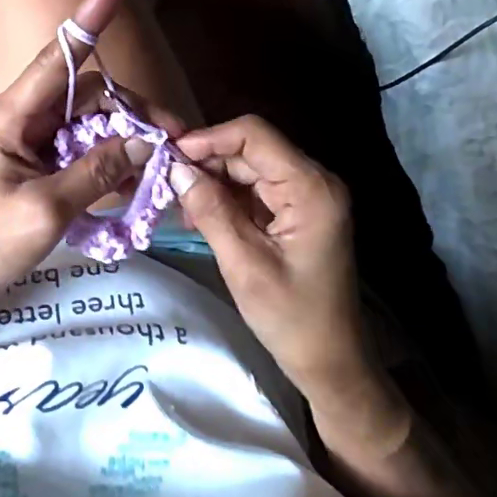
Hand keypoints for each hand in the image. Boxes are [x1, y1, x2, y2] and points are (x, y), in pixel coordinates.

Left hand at [0, 0, 153, 313]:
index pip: (57, 58)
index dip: (87, 19)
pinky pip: (88, 143)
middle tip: (171, 141)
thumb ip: (97, 170)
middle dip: (131, 110)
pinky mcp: (47, 156)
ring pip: (94, 118)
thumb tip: (145, 142)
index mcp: (12, 116)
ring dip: (126, 137)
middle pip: (89, 93)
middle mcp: (26, 116)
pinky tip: (134, 180)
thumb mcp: (47, 208)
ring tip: (156, 169)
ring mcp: (37, 136)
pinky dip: (113, 156)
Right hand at [169, 117, 389, 424]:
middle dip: (205, 161)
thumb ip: (210, 210)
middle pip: (249, 149)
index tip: (170, 155)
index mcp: (310, 188)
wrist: (330, 361)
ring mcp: (305, 196)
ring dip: (211, 180)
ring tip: (179, 204)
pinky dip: (223, 196)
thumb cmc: (291, 316)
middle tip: (166, 182)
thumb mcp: (243, 263)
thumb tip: (175, 169)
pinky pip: (252, 188)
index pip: (254, 135)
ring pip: (246, 167)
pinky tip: (199, 215)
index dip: (209, 137)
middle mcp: (312, 181)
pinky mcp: (295, 211)